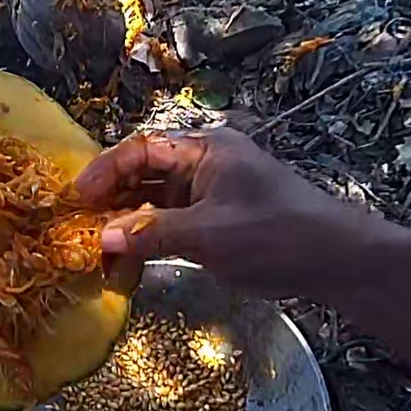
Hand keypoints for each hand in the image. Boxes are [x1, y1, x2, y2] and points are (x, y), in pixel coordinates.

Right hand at [75, 128, 365, 296]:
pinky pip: (167, 227)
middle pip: (143, 175)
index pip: (142, 148)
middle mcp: (201, 167)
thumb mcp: (209, 233)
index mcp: (204, 150)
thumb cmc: (275, 233)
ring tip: (99, 253)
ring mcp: (205, 197)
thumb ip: (153, 233)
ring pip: (152, 204)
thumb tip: (103, 238)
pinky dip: (147, 242)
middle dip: (112, 202)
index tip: (79, 198)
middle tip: (81, 229)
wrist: (331, 260)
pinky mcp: (210, 224)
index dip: (106, 171)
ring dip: (127, 226)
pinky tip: (127, 262)